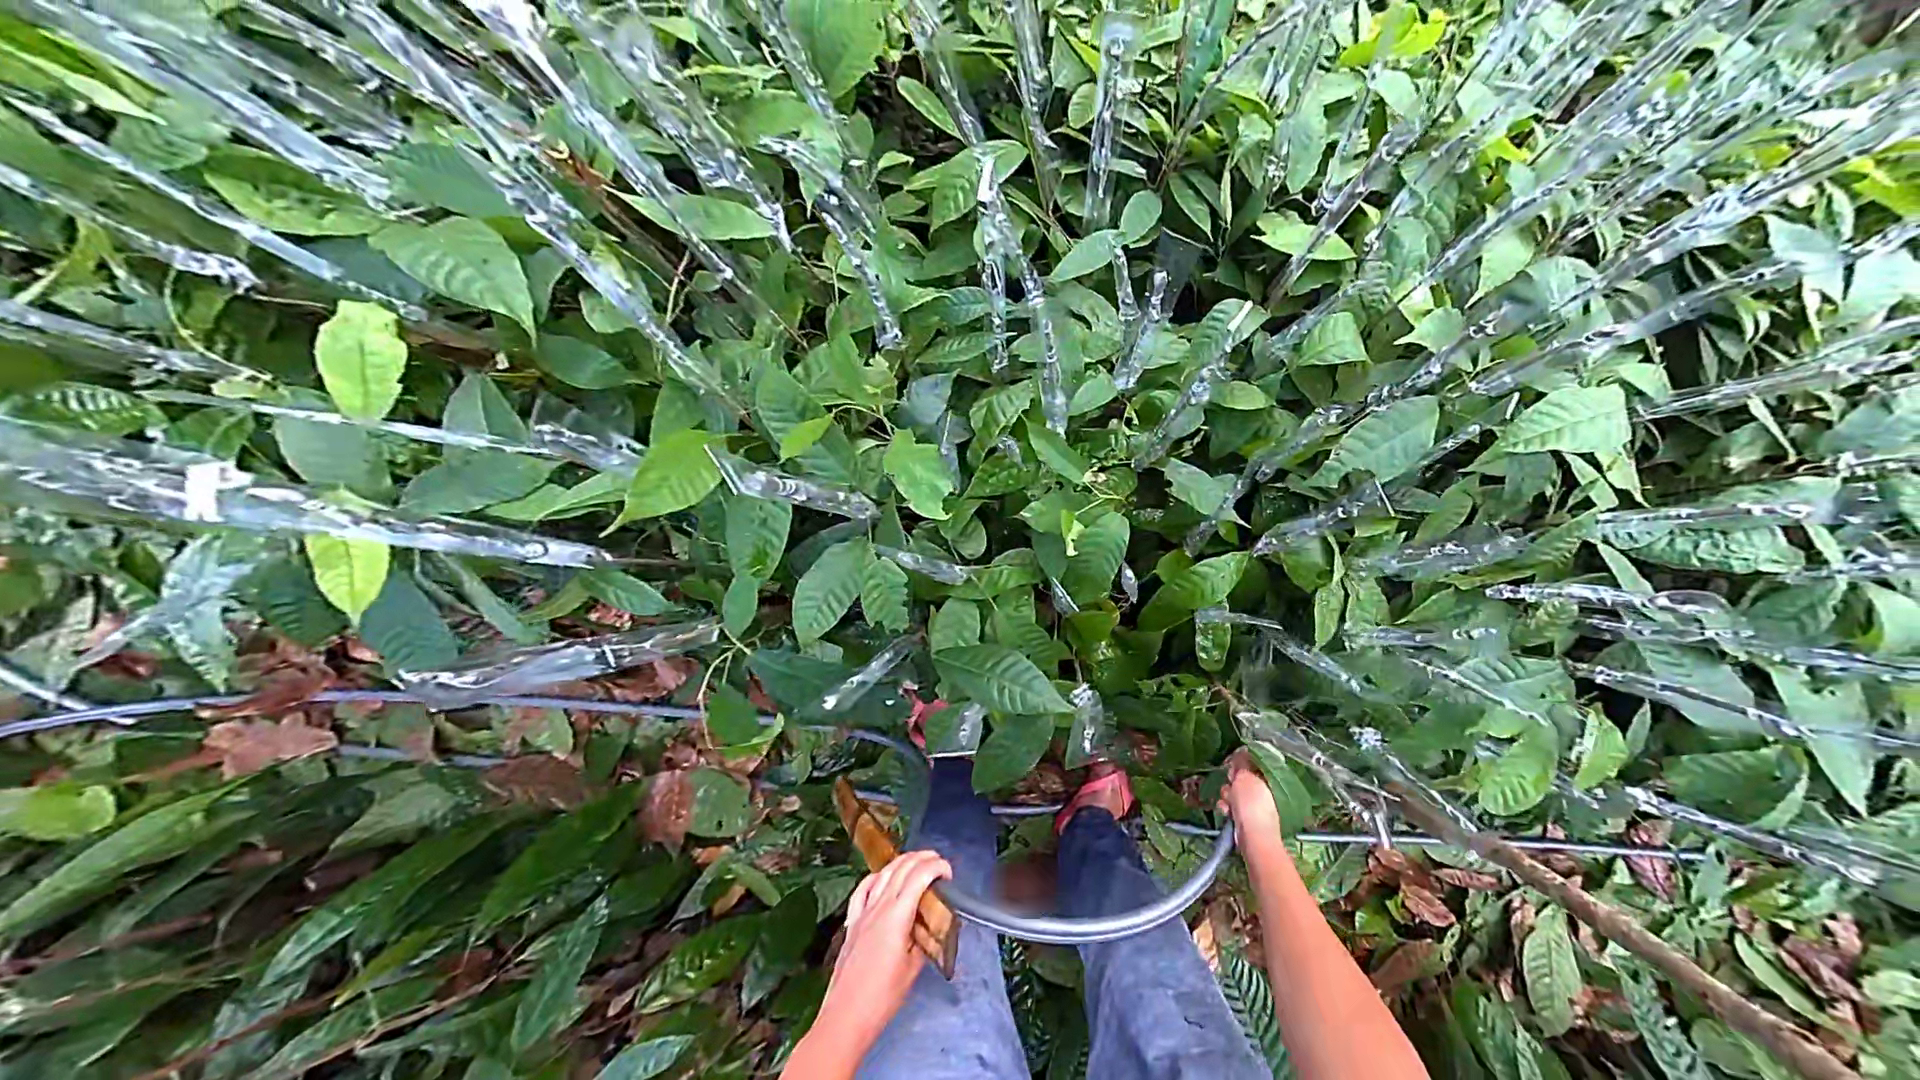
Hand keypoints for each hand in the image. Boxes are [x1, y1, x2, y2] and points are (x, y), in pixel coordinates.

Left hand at [788, 850, 951, 1075]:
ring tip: (916, 861)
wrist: (846, 1015)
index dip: (936, 867)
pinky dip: (876, 877)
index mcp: (897, 915)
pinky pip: (863, 889)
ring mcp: (862, 912)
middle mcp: (878, 906)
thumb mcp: (914, 968)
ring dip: (901, 862)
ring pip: (883, 874)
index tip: (949, 871)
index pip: (918, 877)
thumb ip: (925, 939)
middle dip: (922, 859)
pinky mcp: (852, 922)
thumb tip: (933, 924)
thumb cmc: (883, 996)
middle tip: (938, 861)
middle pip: (901, 868)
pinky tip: (882, 877)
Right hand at [1218, 747, 1282, 841]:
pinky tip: (1227, 812)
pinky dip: (1227, 808)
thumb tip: (1240, 752)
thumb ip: (1241, 764)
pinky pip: (1232, 806)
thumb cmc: (1251, 805)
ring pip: (1233, 793)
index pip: (1251, 765)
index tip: (1231, 767)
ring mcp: (1255, 805)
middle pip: (1240, 779)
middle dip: (1231, 782)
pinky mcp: (1246, 817)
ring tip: (1228, 804)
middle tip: (1230, 785)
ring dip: (1227, 796)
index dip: (1239, 764)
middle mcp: (1263, 791)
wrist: (1253, 836)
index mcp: (1267, 780)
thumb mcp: (1245, 778)